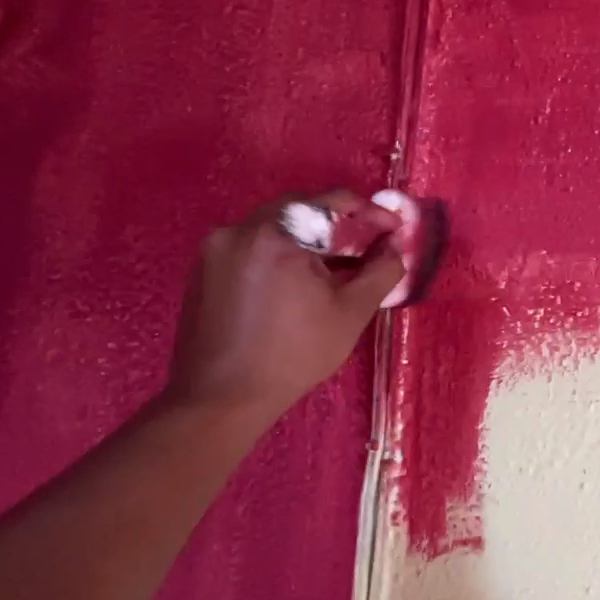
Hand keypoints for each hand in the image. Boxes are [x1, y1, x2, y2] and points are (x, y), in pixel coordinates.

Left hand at [165, 192, 404, 419]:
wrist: (221, 398)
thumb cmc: (295, 351)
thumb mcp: (354, 309)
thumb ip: (383, 268)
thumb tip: (395, 245)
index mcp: (276, 236)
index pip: (331, 201)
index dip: (371, 211)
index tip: (393, 230)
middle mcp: (238, 233)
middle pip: (300, 208)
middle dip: (341, 222)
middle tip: (370, 243)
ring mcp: (215, 252)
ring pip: (276, 226)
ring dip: (312, 237)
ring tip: (340, 265)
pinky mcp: (204, 272)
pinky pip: (254, 246)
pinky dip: (285, 252)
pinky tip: (305, 280)